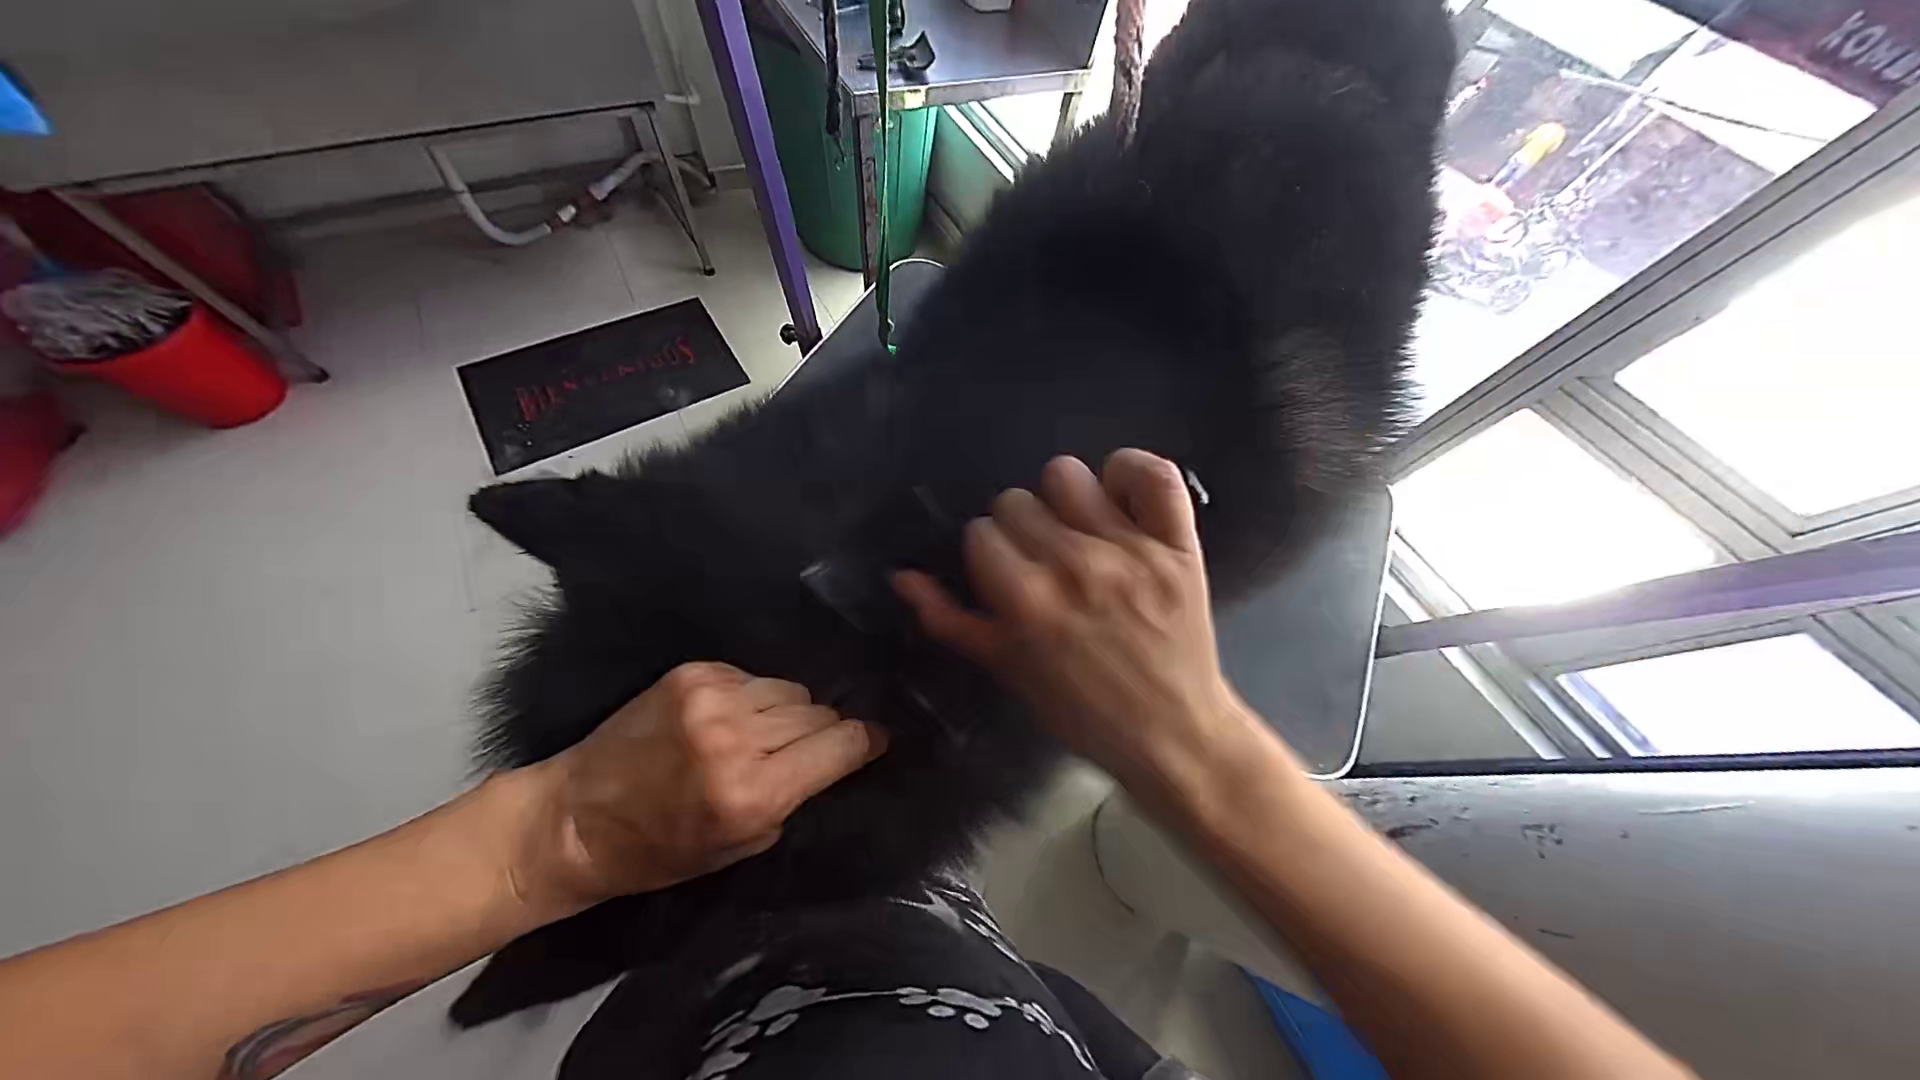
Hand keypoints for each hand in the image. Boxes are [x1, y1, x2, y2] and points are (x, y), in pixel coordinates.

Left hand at [512, 662, 885, 912]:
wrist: (576, 817)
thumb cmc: (662, 850)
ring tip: (759, 733)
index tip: (875, 739)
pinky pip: (752, 676)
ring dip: (785, 710)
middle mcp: (737, 737)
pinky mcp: (692, 672)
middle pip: (819, 710)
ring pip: (790, 689)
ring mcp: (712, 697)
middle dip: (821, 729)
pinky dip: (751, 696)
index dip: (867, 740)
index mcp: (754, 792)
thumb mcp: (745, 843)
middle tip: (799, 750)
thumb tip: (836, 751)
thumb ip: (796, 793)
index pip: (843, 743)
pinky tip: (725, 718)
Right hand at [894, 450, 1265, 794]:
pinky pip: (1151, 472)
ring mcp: (1130, 550)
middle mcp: (1073, 565)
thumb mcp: (1007, 670)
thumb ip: (950, 621)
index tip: (1004, 573)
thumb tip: (902, 577)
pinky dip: (1129, 472)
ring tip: (1077, 531)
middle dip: (1017, 529)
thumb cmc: (1081, 711)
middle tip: (1040, 561)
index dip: (986, 552)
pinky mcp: (1176, 544)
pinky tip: (1117, 497)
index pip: (979, 532)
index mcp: (1025, 600)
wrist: (1171, 732)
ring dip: (1062, 499)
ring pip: (1068, 475)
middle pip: (1016, 500)